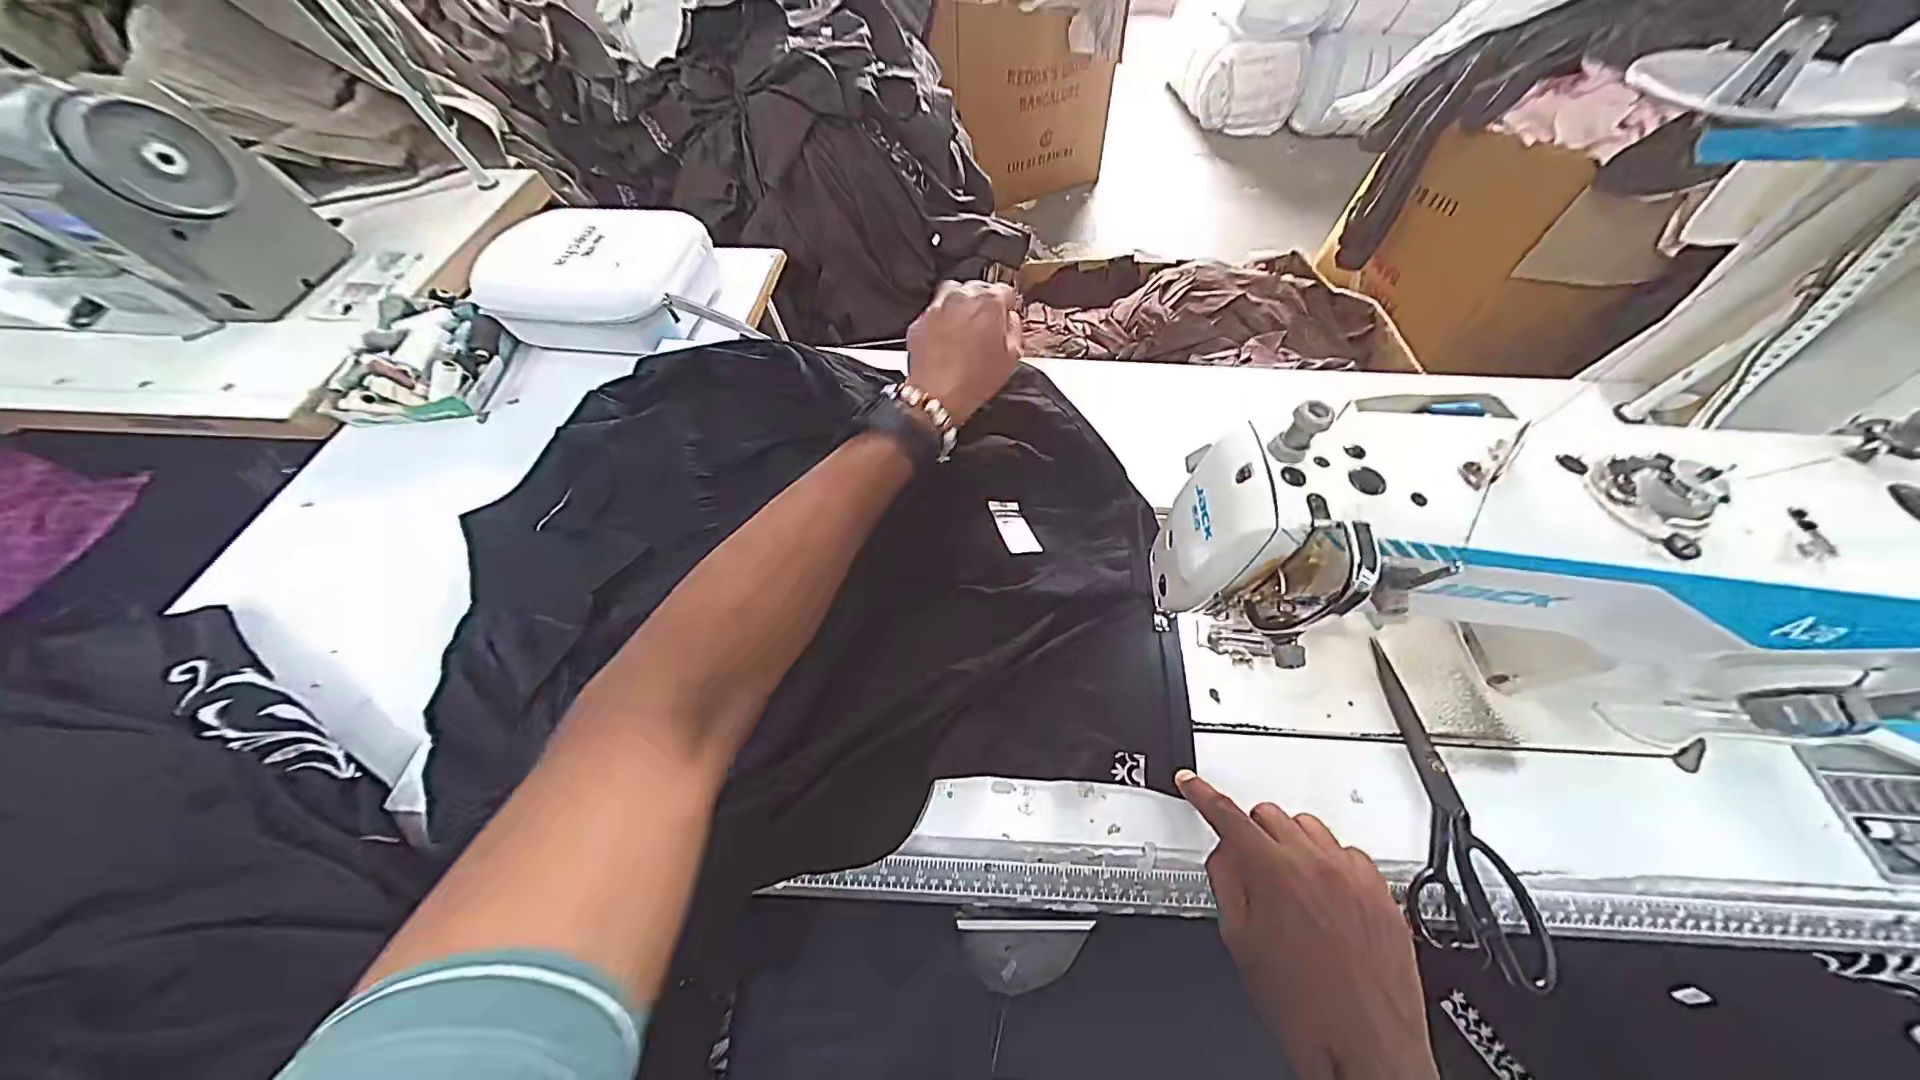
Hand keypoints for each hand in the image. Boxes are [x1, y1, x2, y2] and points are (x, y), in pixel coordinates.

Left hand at [905, 280, 1022, 424]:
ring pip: (954, 293)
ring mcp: (938, 306)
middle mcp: (962, 297)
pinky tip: (948, 340)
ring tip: (966, 329)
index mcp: (989, 302)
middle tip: (986, 329)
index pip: (1005, 291)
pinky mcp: (920, 320)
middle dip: (984, 305)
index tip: (1006, 317)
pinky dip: (943, 320)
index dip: (1008, 306)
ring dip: (962, 306)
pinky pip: (935, 311)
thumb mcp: (1011, 357)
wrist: (937, 396)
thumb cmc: (973, 381)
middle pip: (978, 289)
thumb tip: (1011, 320)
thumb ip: (1015, 329)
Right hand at [1177, 769, 1437, 1079]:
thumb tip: (1223, 854)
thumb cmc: (1305, 1009)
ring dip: (1291, 843)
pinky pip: (1348, 852)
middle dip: (1251, 832)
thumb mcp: (1241, 941)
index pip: (1226, 814)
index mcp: (1273, 872)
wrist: (1367, 1051)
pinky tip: (1325, 893)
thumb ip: (1225, 882)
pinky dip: (1330, 861)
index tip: (1193, 783)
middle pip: (1269, 813)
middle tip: (1250, 866)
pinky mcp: (1383, 892)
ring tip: (1289, 883)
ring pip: (1309, 826)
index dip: (1202, 794)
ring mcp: (1354, 876)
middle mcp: (1315, 864)